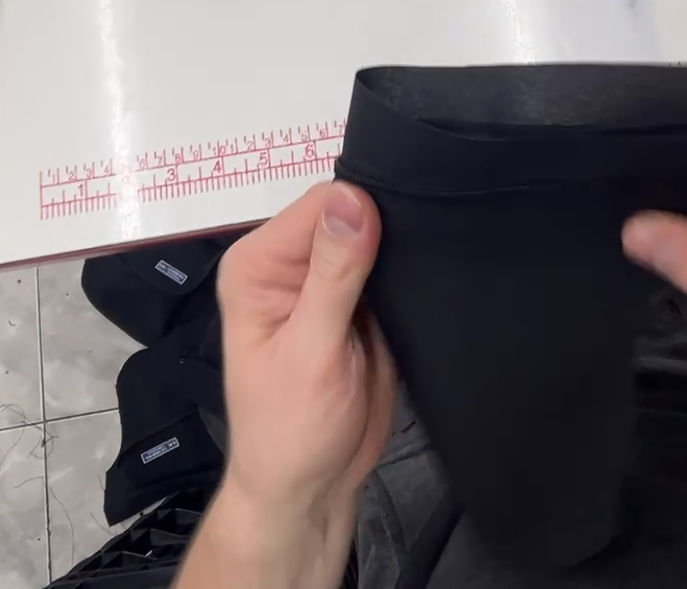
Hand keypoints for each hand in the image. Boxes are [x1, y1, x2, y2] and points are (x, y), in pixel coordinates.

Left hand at [206, 182, 395, 576]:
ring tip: (426, 260)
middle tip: (421, 245)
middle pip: (348, 209)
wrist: (313, 487)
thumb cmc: (292, 430)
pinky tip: (426, 271)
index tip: (398, 230)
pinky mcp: (362, 298)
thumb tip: (353, 198)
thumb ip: (334, 274)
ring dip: (401, 242)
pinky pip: (392, 262)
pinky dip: (409, 265)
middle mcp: (290, 262)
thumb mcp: (312, 351)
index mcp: (260, 264)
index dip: (362, 209)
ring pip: (375, 231)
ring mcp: (328, 279)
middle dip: (385, 220)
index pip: (319, 204)